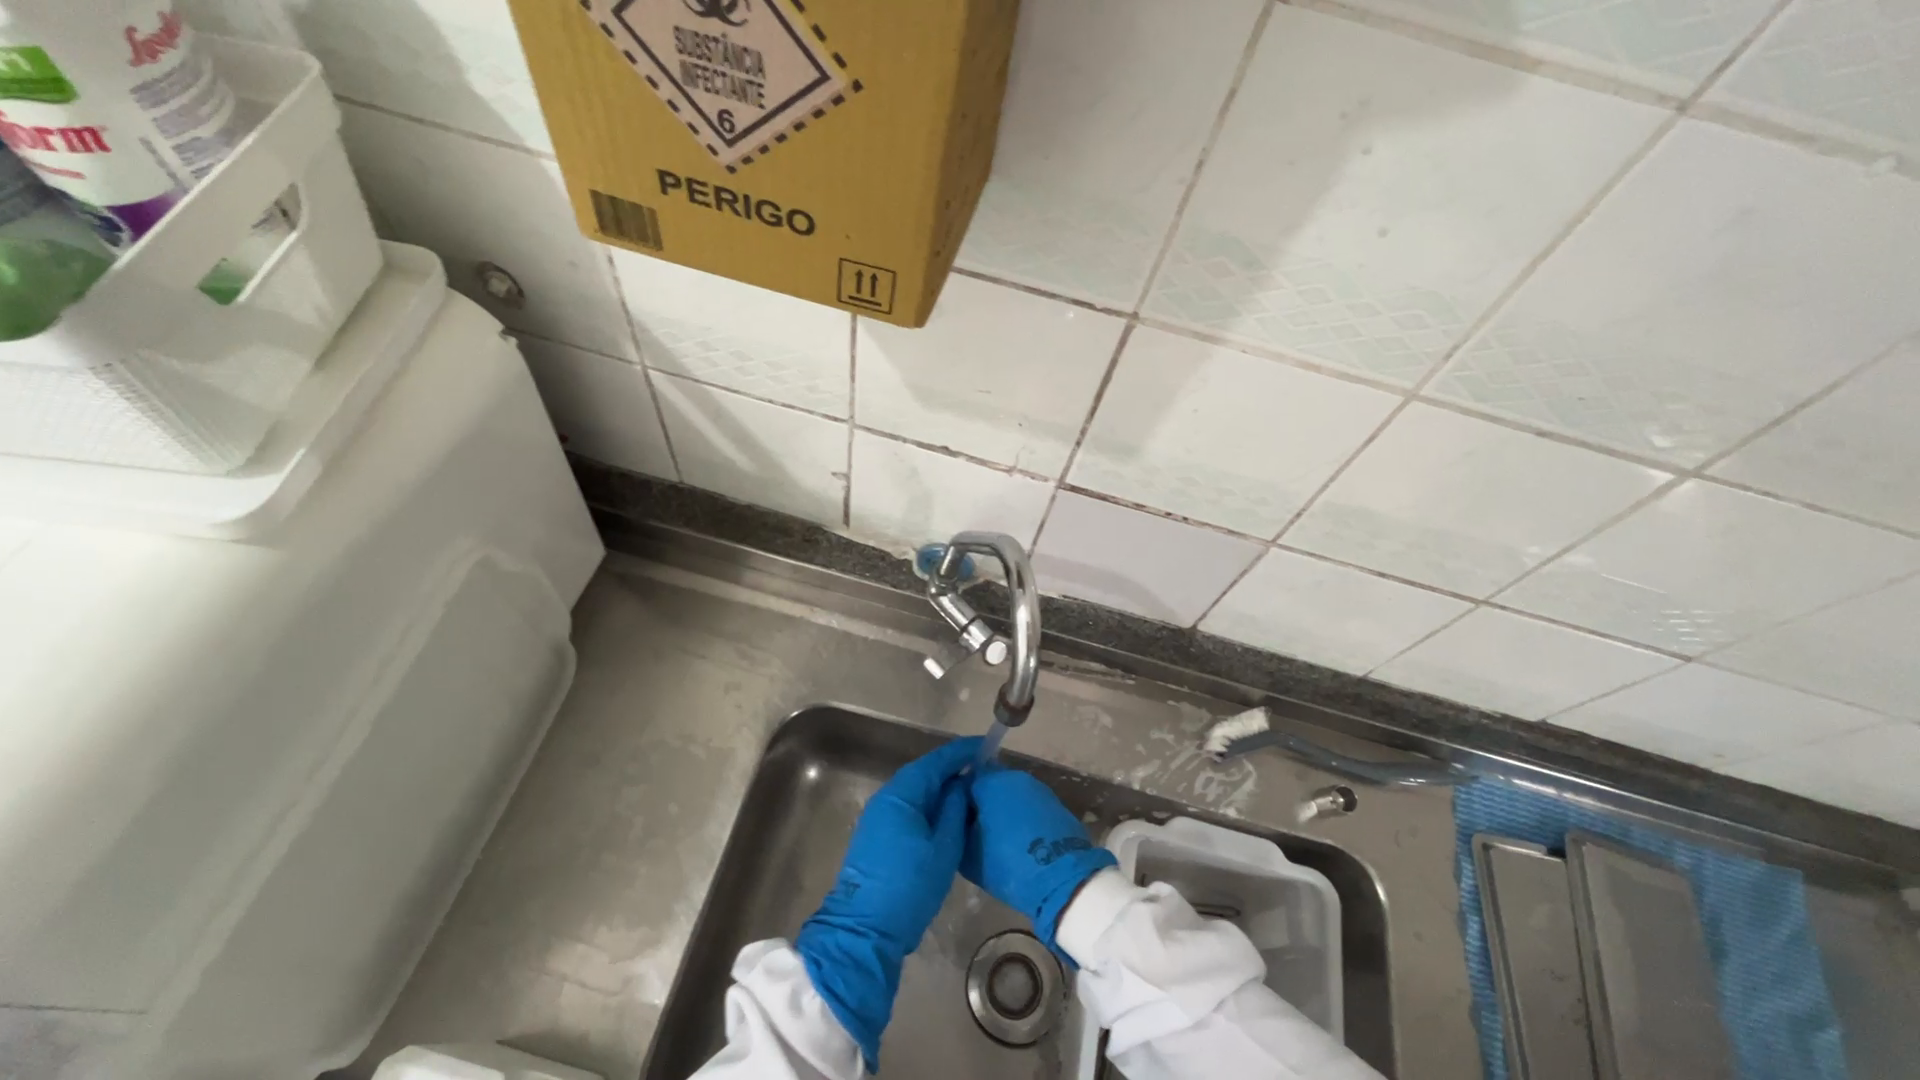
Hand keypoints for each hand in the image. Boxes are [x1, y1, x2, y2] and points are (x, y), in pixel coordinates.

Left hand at [795, 736, 980, 1070]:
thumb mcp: (944, 847)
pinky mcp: (878, 836)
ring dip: (943, 790)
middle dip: (953, 770)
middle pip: (924, 774)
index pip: (936, 761)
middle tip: (985, 770)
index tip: (987, 746)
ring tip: (973, 792)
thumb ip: (954, 810)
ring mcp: (879, 818)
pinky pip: (910, 809)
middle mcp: (886, 798)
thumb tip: (962, 783)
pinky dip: (931, 807)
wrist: (865, 929)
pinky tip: (950, 816)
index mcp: (901, 794)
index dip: (962, 752)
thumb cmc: (910, 886)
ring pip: (917, 793)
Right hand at [961, 762, 1116, 955]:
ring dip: (1002, 808)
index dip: (956, 796)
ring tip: (995, 836)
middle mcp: (1015, 777)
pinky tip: (1019, 840)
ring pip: (1010, 793)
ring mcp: (1039, 789)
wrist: (1063, 879)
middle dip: (980, 801)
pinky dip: (1021, 816)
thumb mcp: (967, 852)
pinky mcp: (1056, 804)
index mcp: (991, 782)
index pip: (964, 778)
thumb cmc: (1008, 864)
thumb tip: (957, 816)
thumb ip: (957, 827)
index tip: (953, 816)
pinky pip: (1029, 804)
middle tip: (972, 828)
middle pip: (989, 782)